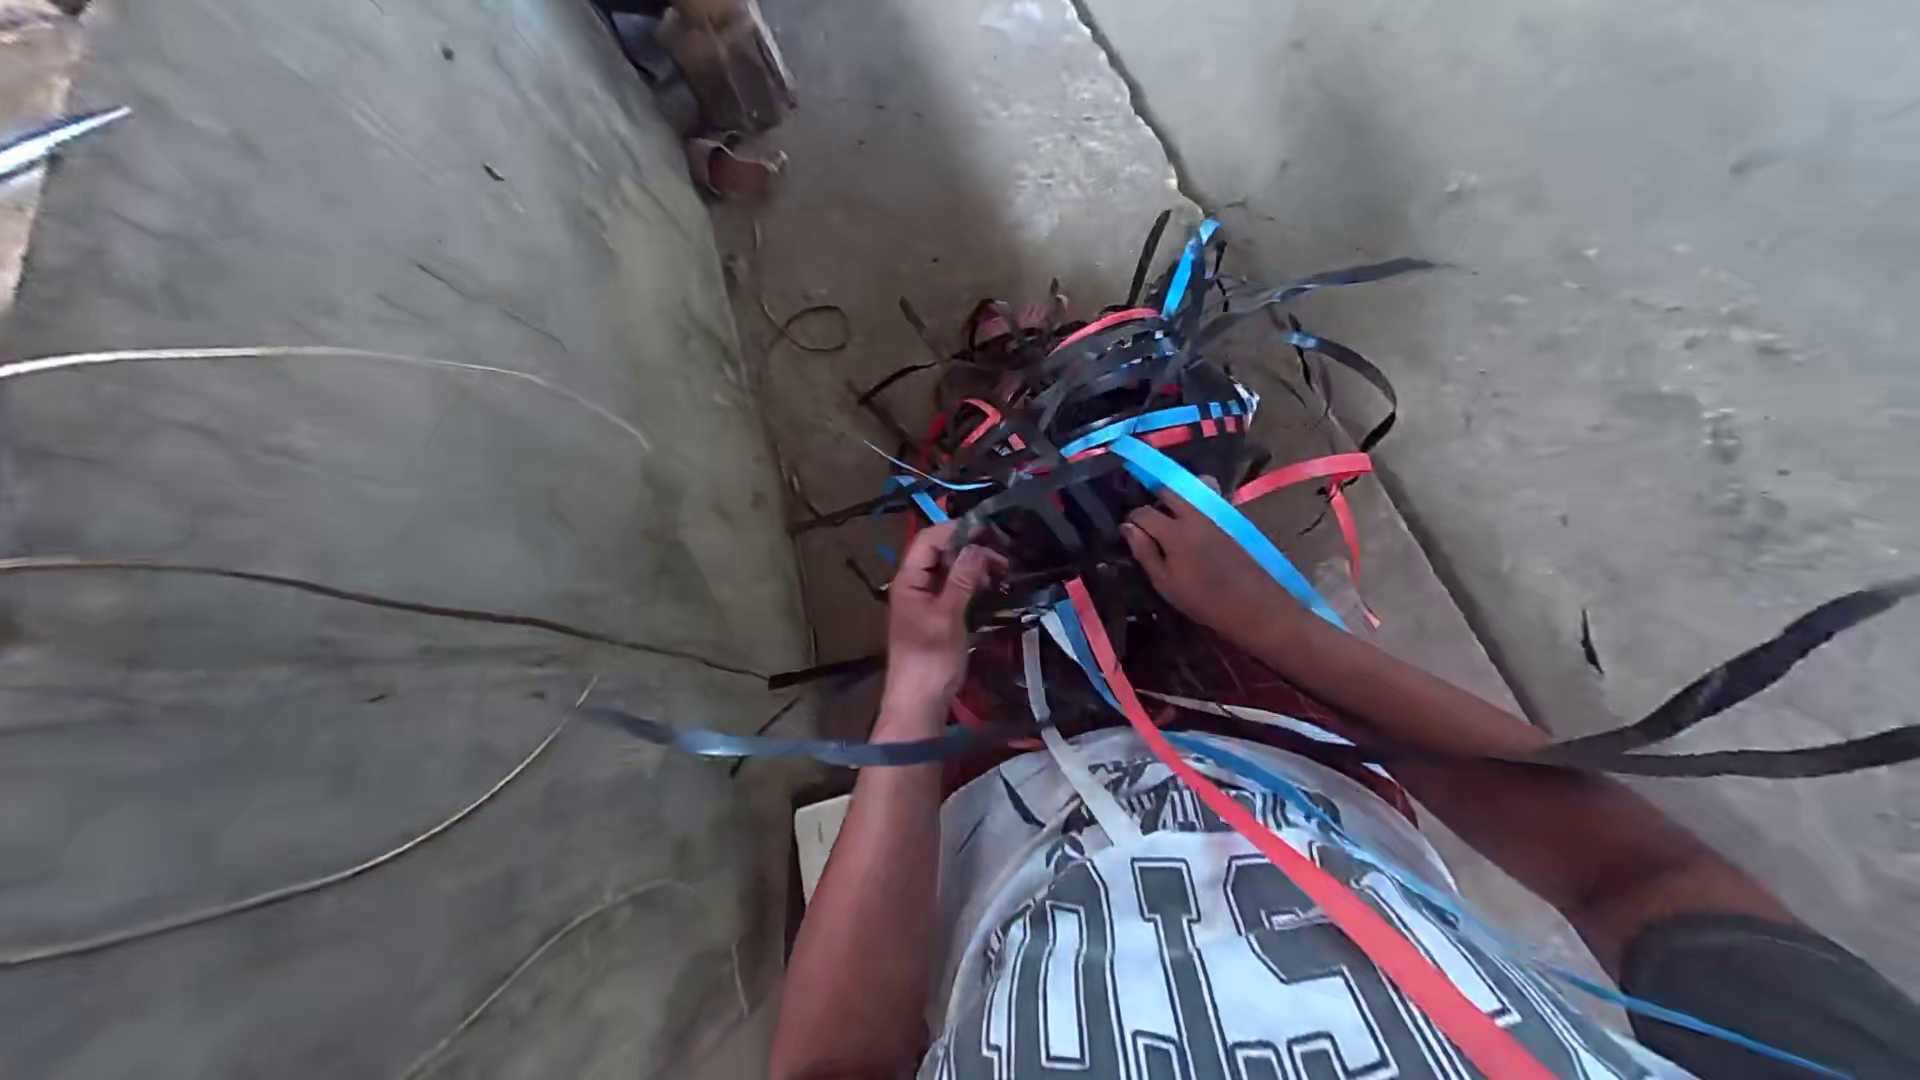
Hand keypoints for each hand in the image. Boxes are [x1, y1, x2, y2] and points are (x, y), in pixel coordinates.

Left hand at [877, 522, 1006, 735]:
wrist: (919, 703)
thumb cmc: (931, 659)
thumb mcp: (949, 616)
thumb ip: (961, 579)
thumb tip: (976, 547)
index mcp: (908, 581)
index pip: (928, 540)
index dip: (955, 531)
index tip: (988, 530)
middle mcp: (913, 586)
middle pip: (938, 554)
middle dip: (969, 549)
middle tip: (1001, 555)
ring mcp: (922, 602)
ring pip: (947, 572)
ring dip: (971, 567)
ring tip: (1000, 572)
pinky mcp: (934, 616)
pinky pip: (951, 590)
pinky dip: (969, 585)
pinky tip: (988, 587)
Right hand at [1121, 487, 1309, 650]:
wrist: (1254, 605)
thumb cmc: (1202, 599)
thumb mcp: (1164, 581)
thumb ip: (1144, 551)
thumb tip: (1127, 527)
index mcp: (1173, 531)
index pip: (1144, 512)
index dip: (1132, 519)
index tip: (1129, 531)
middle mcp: (1194, 515)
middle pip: (1168, 490)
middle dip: (1155, 498)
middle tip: (1150, 520)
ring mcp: (1215, 514)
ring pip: (1192, 488)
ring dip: (1177, 497)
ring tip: (1172, 517)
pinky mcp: (1231, 520)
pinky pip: (1210, 498)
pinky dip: (1197, 501)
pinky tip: (1194, 524)